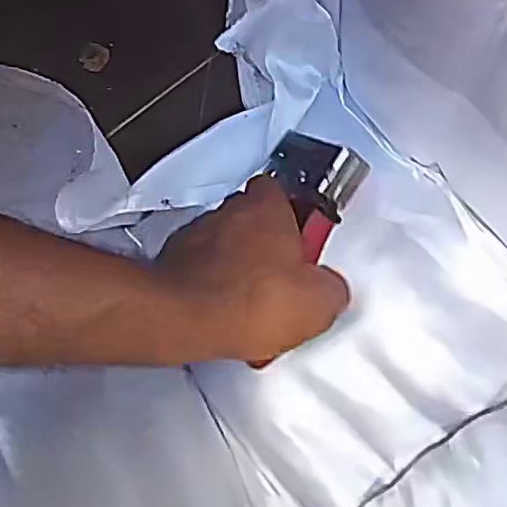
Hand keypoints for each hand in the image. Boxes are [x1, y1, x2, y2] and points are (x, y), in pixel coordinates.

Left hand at [155, 177, 350, 363]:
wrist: (186, 318)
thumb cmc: (241, 299)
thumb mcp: (318, 301)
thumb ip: (330, 286)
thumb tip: (330, 291)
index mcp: (266, 208)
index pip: (281, 188)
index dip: (295, 209)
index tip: (307, 228)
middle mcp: (228, 213)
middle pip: (252, 215)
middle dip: (266, 241)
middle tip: (283, 270)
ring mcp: (198, 234)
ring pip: (224, 240)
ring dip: (237, 261)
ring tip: (254, 297)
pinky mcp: (176, 260)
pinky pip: (201, 265)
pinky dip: (212, 281)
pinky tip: (227, 309)